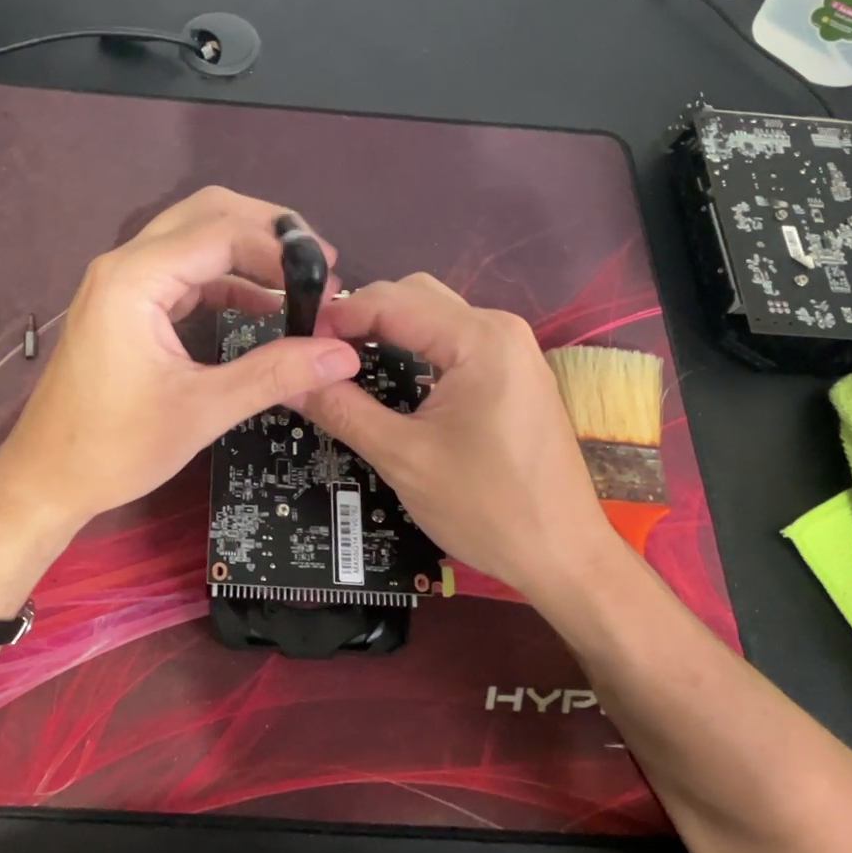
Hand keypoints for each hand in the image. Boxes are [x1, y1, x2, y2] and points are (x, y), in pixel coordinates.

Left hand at [0, 189, 361, 615]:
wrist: (46, 479)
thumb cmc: (114, 447)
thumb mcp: (201, 411)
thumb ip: (274, 374)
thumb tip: (343, 354)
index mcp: (134, 279)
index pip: (222, 232)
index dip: (282, 250)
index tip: (327, 282)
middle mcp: (124, 265)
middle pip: (206, 214)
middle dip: (267, 231)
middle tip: (318, 266)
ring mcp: (122, 283)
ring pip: (195, 238)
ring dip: (248, 253)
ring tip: (300, 284)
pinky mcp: (126, 304)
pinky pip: (183, 272)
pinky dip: (225, 279)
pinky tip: (264, 306)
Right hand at [294, 274, 619, 601]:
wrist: (563, 556)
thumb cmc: (487, 507)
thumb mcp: (402, 458)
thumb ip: (342, 410)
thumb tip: (288, 383)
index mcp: (479, 339)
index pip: (390, 301)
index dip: (336, 316)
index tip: (296, 344)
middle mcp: (499, 329)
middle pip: (412, 296)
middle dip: (359, 316)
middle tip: (315, 354)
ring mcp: (510, 349)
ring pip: (432, 315)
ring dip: (385, 329)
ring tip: (341, 362)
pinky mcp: (512, 372)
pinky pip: (450, 340)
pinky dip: (412, 346)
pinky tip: (387, 374)